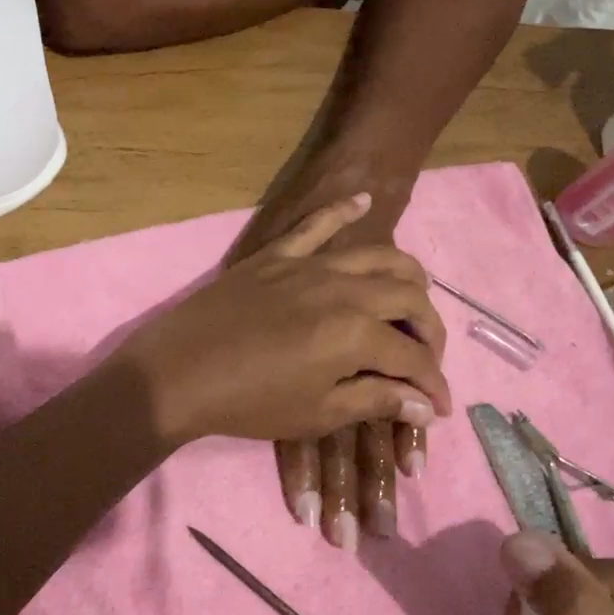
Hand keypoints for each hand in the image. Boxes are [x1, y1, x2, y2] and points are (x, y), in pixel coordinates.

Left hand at [228, 162, 444, 550]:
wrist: (176, 373)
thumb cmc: (248, 403)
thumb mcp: (316, 413)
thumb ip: (376, 401)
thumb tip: (425, 404)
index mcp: (356, 334)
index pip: (414, 357)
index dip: (432, 385)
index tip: (437, 407)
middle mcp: (343, 289)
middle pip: (409, 297)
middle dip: (429, 330)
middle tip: (423, 358)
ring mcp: (307, 265)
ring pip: (377, 255)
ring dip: (405, 276)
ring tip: (411, 300)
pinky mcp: (275, 256)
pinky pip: (316, 224)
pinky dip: (342, 210)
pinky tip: (363, 201)